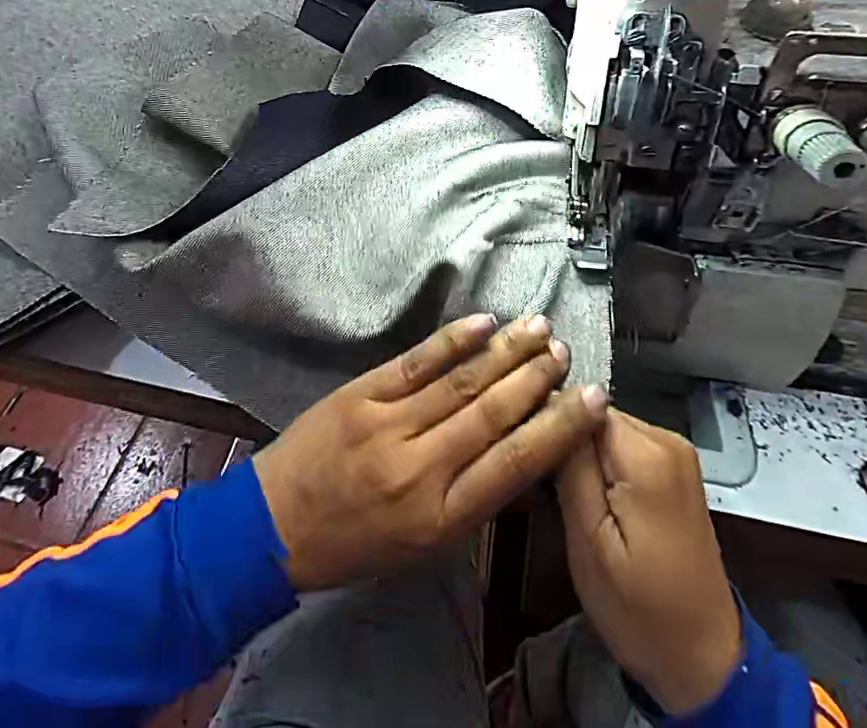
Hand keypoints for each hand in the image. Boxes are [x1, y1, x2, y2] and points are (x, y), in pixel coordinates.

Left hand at [253, 313, 607, 591]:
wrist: (271, 527)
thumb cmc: (358, 543)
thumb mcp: (426, 544)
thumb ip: (478, 498)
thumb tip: (530, 448)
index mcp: (441, 516)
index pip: (516, 464)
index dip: (560, 427)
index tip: (594, 398)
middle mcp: (419, 469)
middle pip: (493, 414)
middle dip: (536, 378)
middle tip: (565, 351)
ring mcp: (387, 426)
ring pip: (461, 382)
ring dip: (506, 351)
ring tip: (540, 327)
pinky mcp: (360, 396)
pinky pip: (416, 363)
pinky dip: (454, 340)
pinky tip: (485, 322)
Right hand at [556, 410, 741, 714]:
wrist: (700, 654)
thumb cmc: (638, 608)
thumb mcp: (589, 542)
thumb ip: (572, 469)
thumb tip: (554, 410)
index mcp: (647, 454)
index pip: (584, 405)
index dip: (552, 423)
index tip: (528, 453)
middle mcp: (668, 440)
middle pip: (599, 414)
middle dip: (570, 442)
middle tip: (549, 488)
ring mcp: (678, 453)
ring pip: (610, 429)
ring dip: (587, 456)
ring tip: (571, 500)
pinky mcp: (678, 469)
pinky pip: (628, 447)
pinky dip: (608, 466)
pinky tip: (598, 503)